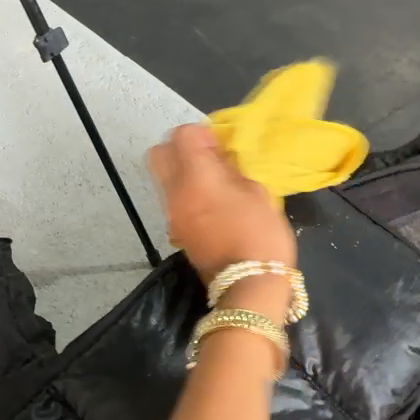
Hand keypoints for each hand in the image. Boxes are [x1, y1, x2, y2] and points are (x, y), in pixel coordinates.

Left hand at [147, 123, 296, 280]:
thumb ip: (233, 168)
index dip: (202, 133)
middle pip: (158, 153)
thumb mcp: (258, 193)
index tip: (221, 144)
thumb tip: (219, 156)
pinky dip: (186, 192)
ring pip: (162, 178)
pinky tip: (212, 202)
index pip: (182, 135)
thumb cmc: (260, 236)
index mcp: (196, 179)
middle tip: (209, 157)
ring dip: (183, 171)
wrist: (247, 286)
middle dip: (180, 148)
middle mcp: (175, 194)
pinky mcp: (176, 231)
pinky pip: (172, 199)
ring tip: (214, 181)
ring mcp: (172, 214)